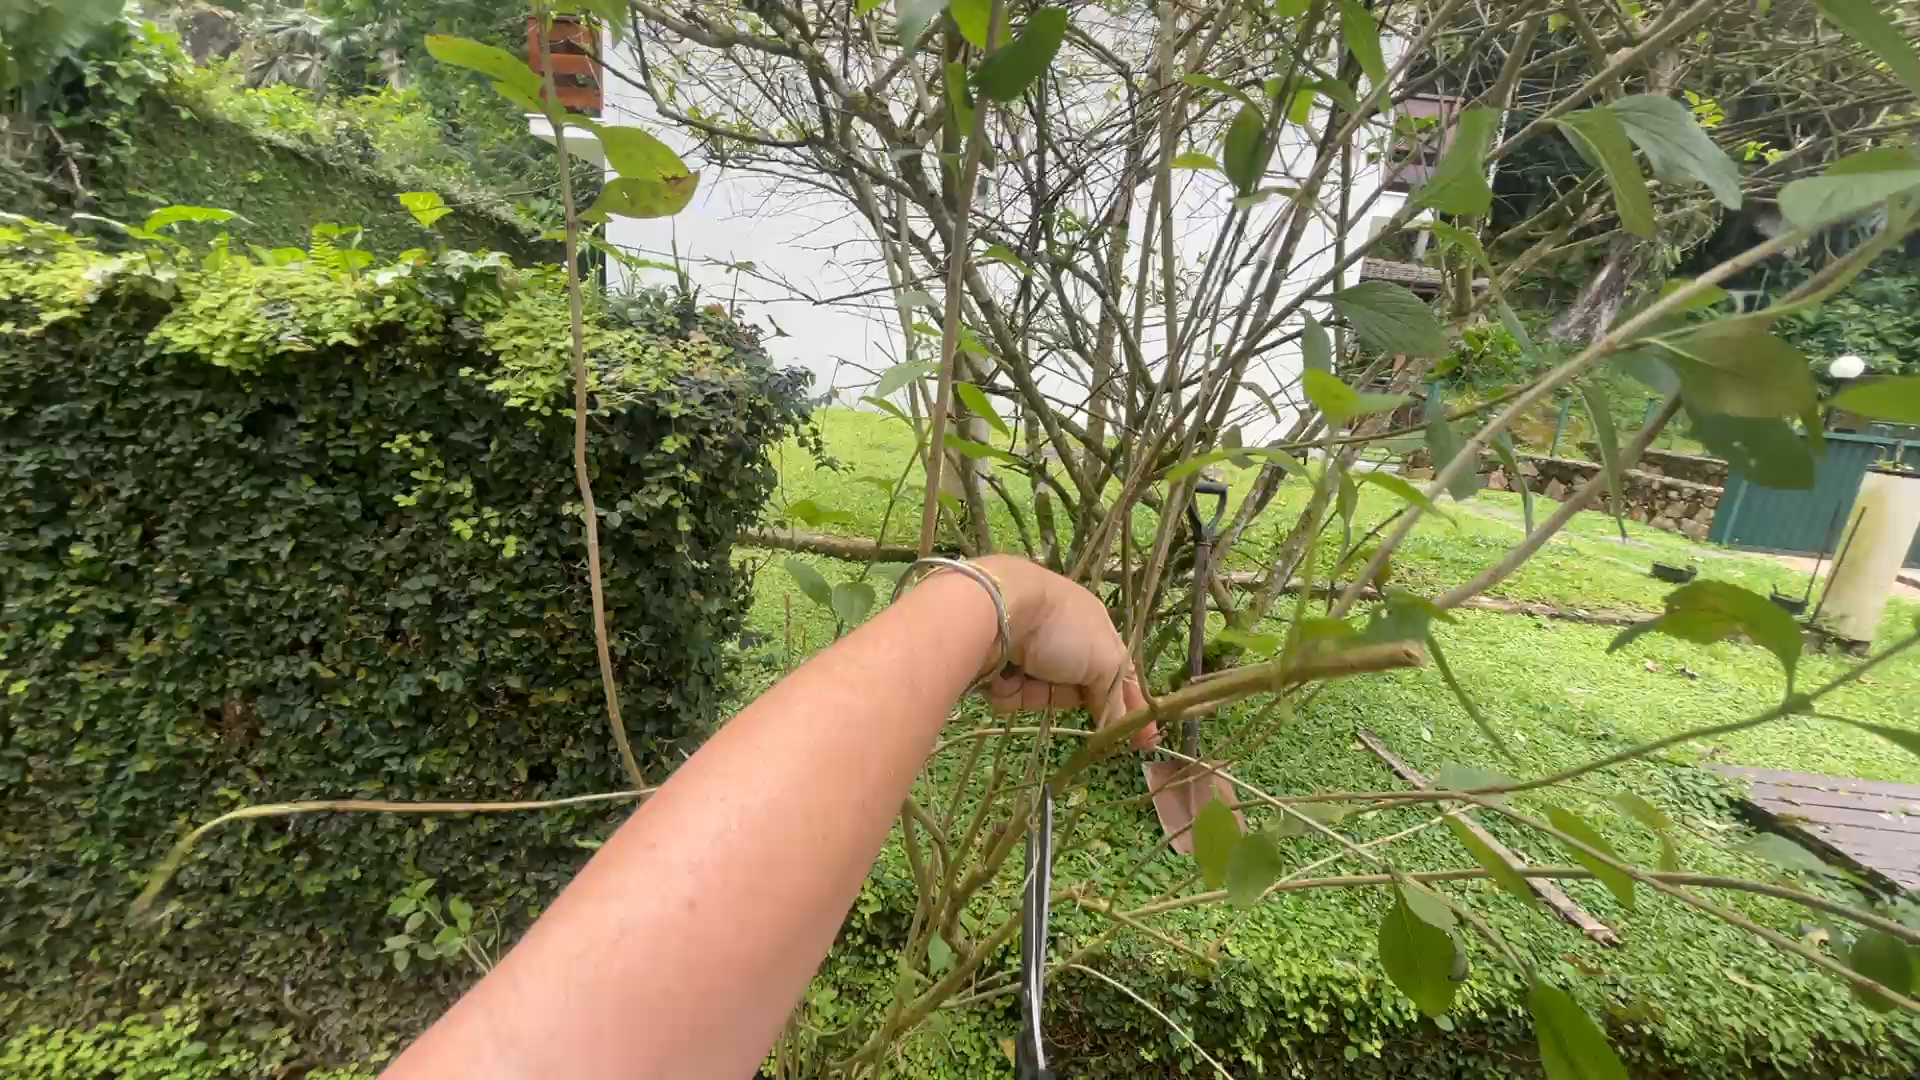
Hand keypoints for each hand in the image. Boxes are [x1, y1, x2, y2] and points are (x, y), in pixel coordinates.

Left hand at [970, 555, 1157, 749]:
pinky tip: (1003, 678)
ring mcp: (1026, 650)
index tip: (1144, 742)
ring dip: (1039, 693)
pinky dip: (1011, 691)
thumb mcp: (1104, 660)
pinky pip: (1012, 693)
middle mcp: (1061, 637)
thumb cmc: (1060, 628)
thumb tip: (1119, 725)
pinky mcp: (995, 665)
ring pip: (1043, 694)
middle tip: (1066, 700)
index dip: (1131, 706)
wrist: (994, 610)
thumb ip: (1115, 694)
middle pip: (1077, 688)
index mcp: (1093, 626)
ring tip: (1027, 675)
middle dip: (1072, 697)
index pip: (1119, 672)